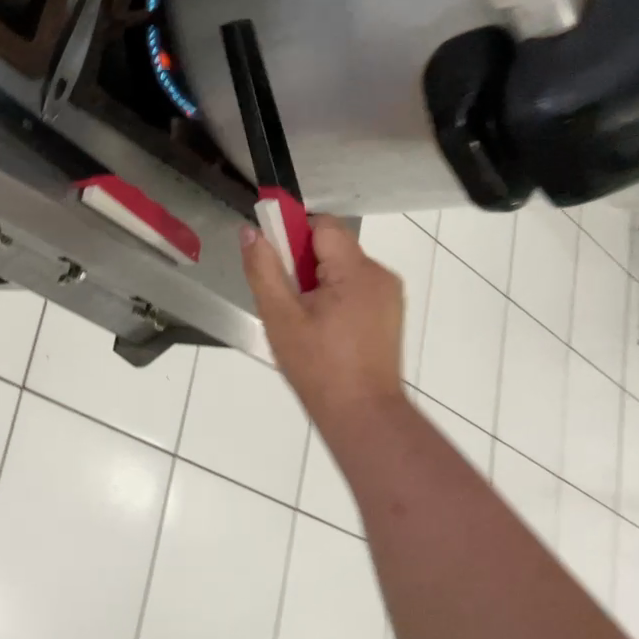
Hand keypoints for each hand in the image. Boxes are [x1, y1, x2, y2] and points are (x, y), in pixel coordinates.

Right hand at [240, 215, 404, 422]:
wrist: (361, 411)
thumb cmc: (316, 364)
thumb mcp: (278, 315)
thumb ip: (263, 268)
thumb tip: (250, 231)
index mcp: (357, 271)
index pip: (323, 226)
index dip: (292, 235)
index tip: (272, 262)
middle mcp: (380, 275)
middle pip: (331, 247)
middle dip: (301, 264)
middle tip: (283, 300)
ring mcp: (388, 295)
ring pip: (340, 268)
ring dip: (314, 282)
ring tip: (300, 319)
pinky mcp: (387, 312)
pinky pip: (352, 287)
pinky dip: (331, 297)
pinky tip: (319, 327)